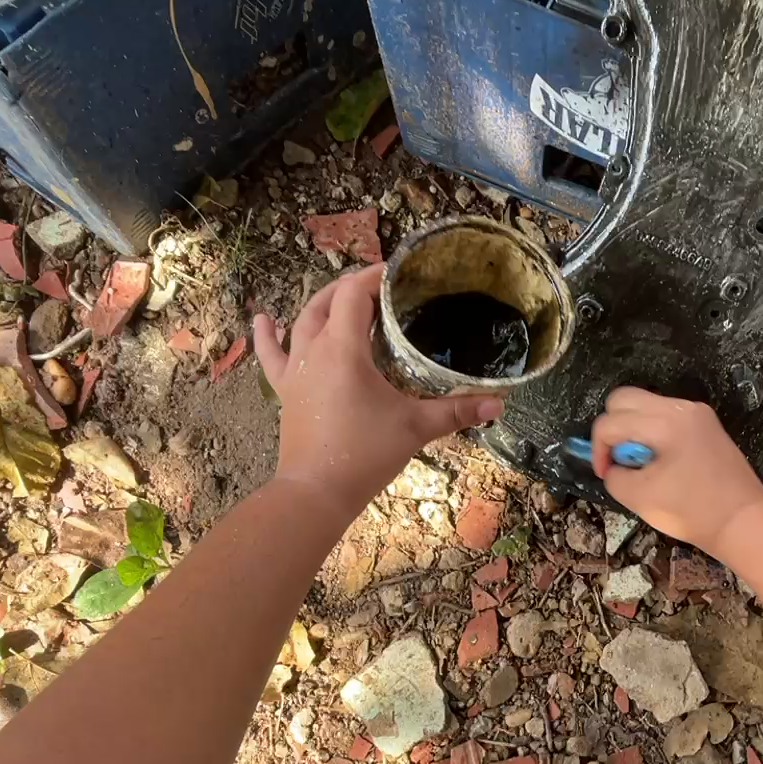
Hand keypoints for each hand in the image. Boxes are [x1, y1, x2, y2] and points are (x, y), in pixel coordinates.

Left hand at [255, 264, 502, 513]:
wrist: (317, 491)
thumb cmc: (366, 452)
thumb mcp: (416, 427)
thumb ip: (457, 411)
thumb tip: (498, 403)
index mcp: (344, 349)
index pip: (354, 295)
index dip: (373, 277)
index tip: (396, 272)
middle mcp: (314, 351)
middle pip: (326, 302)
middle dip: (351, 287)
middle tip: (378, 287)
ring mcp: (295, 371)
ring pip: (302, 322)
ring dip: (321, 304)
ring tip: (338, 294)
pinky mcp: (286, 392)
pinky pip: (272, 356)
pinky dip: (268, 336)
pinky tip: (264, 320)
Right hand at [590, 387, 762, 556]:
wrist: (743, 521)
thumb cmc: (691, 512)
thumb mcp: (639, 498)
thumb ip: (614, 475)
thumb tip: (613, 465)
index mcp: (665, 423)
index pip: (610, 422)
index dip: (598, 449)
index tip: (606, 474)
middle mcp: (681, 408)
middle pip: (624, 399)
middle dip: (612, 429)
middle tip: (620, 460)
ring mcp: (696, 413)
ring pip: (645, 405)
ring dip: (633, 430)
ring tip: (643, 464)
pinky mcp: (706, 423)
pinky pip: (665, 416)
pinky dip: (652, 432)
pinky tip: (662, 462)